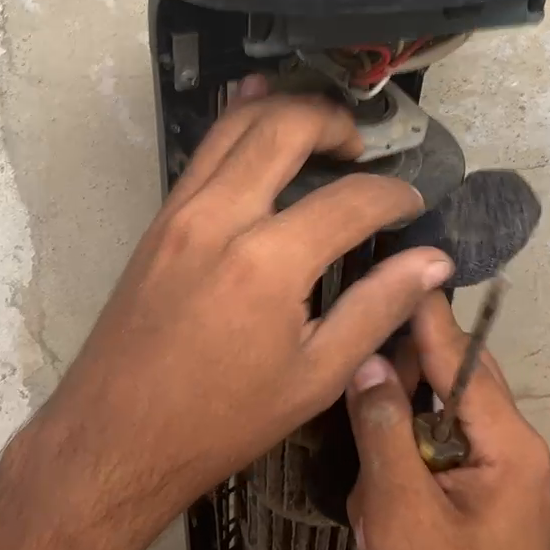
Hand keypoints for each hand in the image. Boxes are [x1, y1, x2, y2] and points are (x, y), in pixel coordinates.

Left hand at [19, 82, 455, 530]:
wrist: (114, 438)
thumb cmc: (221, 421)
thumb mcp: (315, 377)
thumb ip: (378, 308)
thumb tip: (435, 261)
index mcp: (267, 263)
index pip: (350, 199)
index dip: (394, 195)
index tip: (411, 205)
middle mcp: (220, 217)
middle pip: (284, 126)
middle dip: (334, 122)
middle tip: (362, 149)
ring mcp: (180, 210)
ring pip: (235, 124)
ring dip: (284, 111)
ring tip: (321, 132)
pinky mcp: (159, 219)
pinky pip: (205, 151)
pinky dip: (241, 128)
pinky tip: (264, 130)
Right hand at [346, 293, 549, 549]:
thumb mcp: (402, 517)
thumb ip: (383, 430)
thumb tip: (367, 358)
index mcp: (506, 441)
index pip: (459, 351)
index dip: (422, 306)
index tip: (392, 255)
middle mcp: (509, 442)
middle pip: (448, 376)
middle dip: (398, 375)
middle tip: (346, 363)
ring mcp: (495, 467)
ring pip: (436, 411)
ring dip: (396, 424)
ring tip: (363, 451)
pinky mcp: (478, 490)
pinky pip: (435, 446)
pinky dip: (402, 456)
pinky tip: (377, 488)